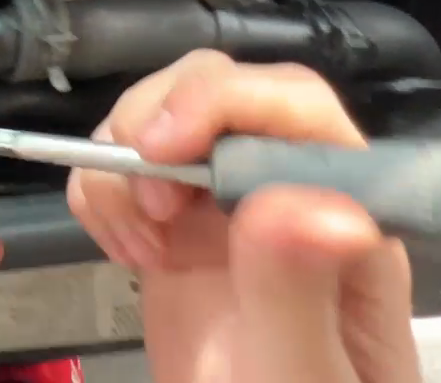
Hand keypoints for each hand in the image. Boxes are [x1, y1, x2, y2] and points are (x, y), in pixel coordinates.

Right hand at [68, 51, 418, 382]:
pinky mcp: (170, 213)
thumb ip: (296, 293)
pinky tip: (122, 251)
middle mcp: (282, 186)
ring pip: (154, 111)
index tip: (158, 149)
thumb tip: (314, 203)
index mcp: (343, 212)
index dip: (219, 100)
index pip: (292, 102)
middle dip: (155, 128)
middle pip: (212, 86)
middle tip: (147, 210)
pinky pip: (114, 157)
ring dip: (118, 166)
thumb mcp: (299, 382)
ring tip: (136, 249)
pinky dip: (96, 191)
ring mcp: (220, 196)